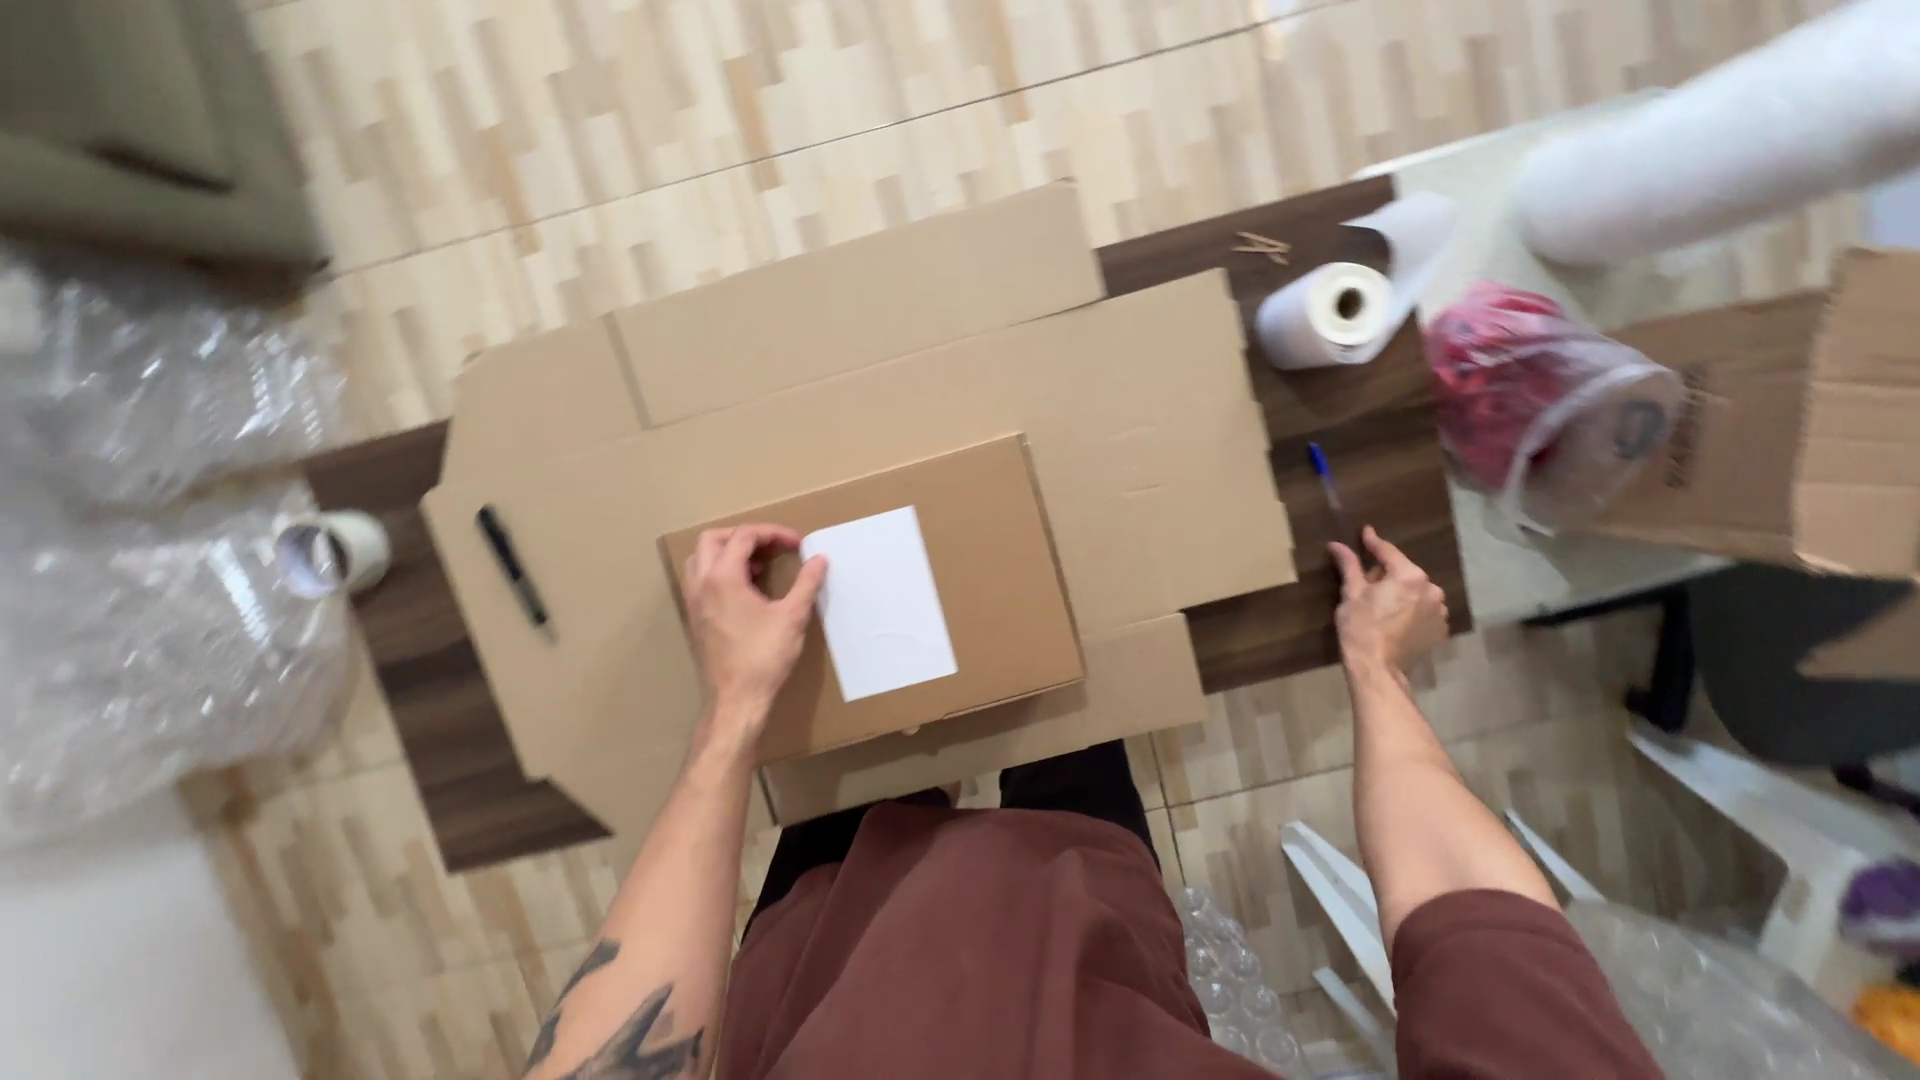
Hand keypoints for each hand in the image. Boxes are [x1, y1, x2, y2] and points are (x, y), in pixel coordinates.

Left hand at [681, 524, 827, 731]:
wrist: (736, 699)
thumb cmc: (764, 658)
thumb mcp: (792, 617)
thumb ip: (807, 583)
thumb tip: (819, 560)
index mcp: (723, 577)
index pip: (744, 536)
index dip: (773, 533)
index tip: (796, 544)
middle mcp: (701, 583)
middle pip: (713, 539)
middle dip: (744, 536)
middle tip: (772, 547)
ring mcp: (693, 601)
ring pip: (701, 558)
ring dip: (728, 552)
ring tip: (757, 565)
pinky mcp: (694, 617)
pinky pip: (700, 579)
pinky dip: (720, 571)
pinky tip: (745, 589)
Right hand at [1329, 526, 1448, 672]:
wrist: (1378, 667)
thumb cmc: (1360, 627)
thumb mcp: (1351, 594)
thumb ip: (1349, 566)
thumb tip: (1337, 544)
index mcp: (1408, 576)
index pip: (1388, 552)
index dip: (1373, 542)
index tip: (1366, 532)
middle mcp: (1431, 589)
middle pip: (1405, 573)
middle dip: (1387, 575)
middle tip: (1367, 585)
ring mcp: (1440, 611)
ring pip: (1416, 593)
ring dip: (1402, 594)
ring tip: (1383, 607)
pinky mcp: (1441, 630)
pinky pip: (1424, 612)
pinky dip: (1412, 611)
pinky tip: (1396, 622)